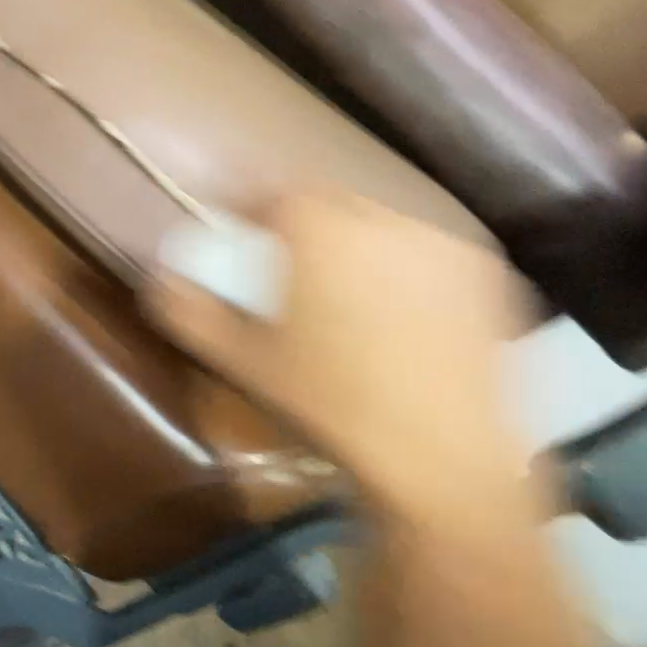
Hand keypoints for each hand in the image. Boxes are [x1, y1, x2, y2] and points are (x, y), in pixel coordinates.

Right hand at [147, 194, 542, 519]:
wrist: (440, 453)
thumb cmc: (327, 403)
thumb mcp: (241, 362)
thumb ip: (191, 311)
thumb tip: (160, 278)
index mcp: (321, 233)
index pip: (272, 193)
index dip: (244, 207)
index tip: (230, 233)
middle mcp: (386, 220)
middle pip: (326, 203)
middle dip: (296, 226)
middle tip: (278, 267)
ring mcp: (444, 244)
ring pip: (377, 225)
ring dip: (346, 245)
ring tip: (334, 294)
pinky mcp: (485, 274)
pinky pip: (421, 252)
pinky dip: (394, 267)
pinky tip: (387, 317)